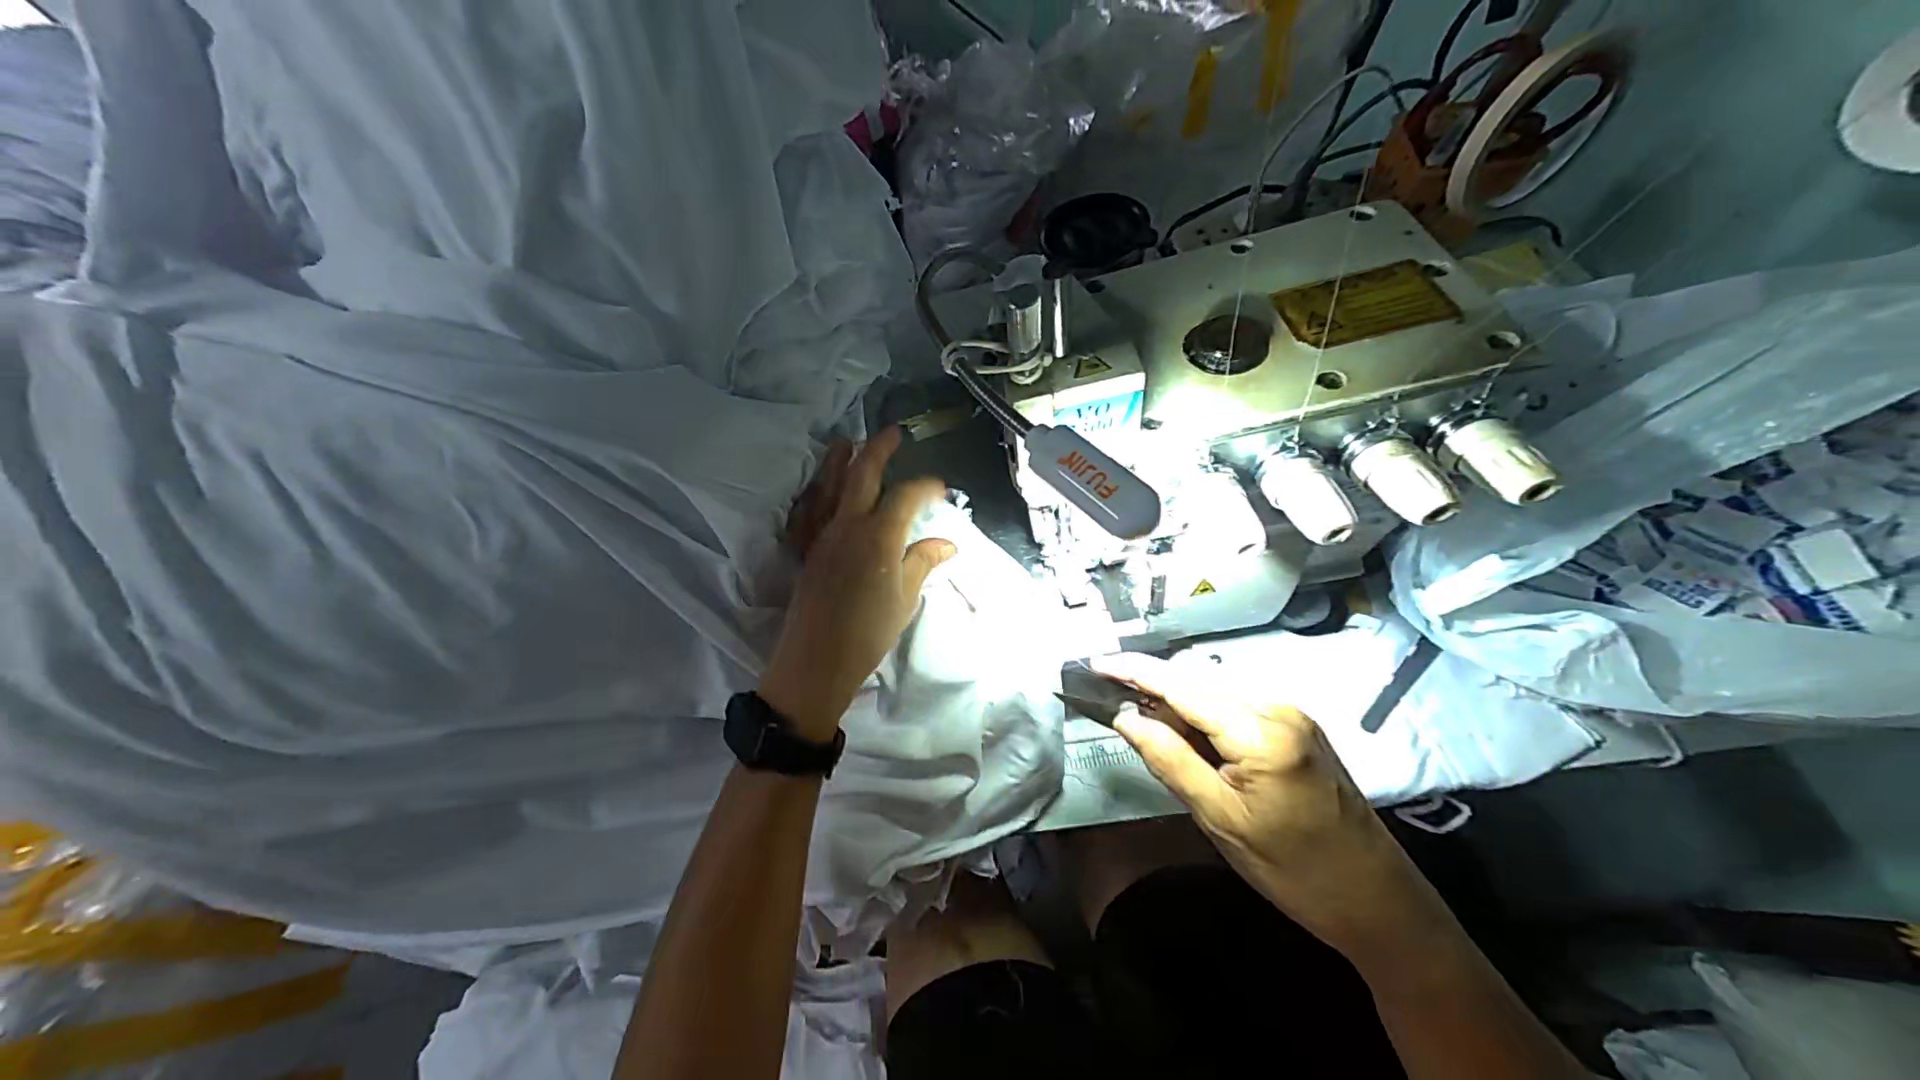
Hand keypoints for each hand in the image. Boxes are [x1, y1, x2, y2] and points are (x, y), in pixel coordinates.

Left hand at [760, 427, 954, 741]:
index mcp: (879, 536)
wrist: (817, 662)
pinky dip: (817, 491)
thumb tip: (946, 543)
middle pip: (862, 475)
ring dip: (840, 460)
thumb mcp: (905, 599)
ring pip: (829, 485)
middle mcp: (848, 525)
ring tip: (848, 442)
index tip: (942, 487)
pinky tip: (820, 487)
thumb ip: (922, 563)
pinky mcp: (806, 549)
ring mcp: (822, 535)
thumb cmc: (868, 633)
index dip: (927, 486)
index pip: (906, 496)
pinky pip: (809, 509)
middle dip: (879, 449)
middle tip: (893, 433)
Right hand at [1092, 653, 1440, 957]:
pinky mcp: (1297, 726)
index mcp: (1260, 731)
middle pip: (1199, 680)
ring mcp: (1292, 714)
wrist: (1375, 899)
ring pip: (1216, 691)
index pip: (1183, 685)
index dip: (1135, 670)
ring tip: (1147, 727)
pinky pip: (1235, 705)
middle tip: (1114, 707)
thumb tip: (1126, 717)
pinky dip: (1203, 714)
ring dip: (1178, 703)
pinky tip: (1187, 737)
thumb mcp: (1219, 818)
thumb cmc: (1292, 869)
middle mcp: (1278, 707)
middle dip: (1154, 688)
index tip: (1096, 662)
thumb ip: (1169, 759)